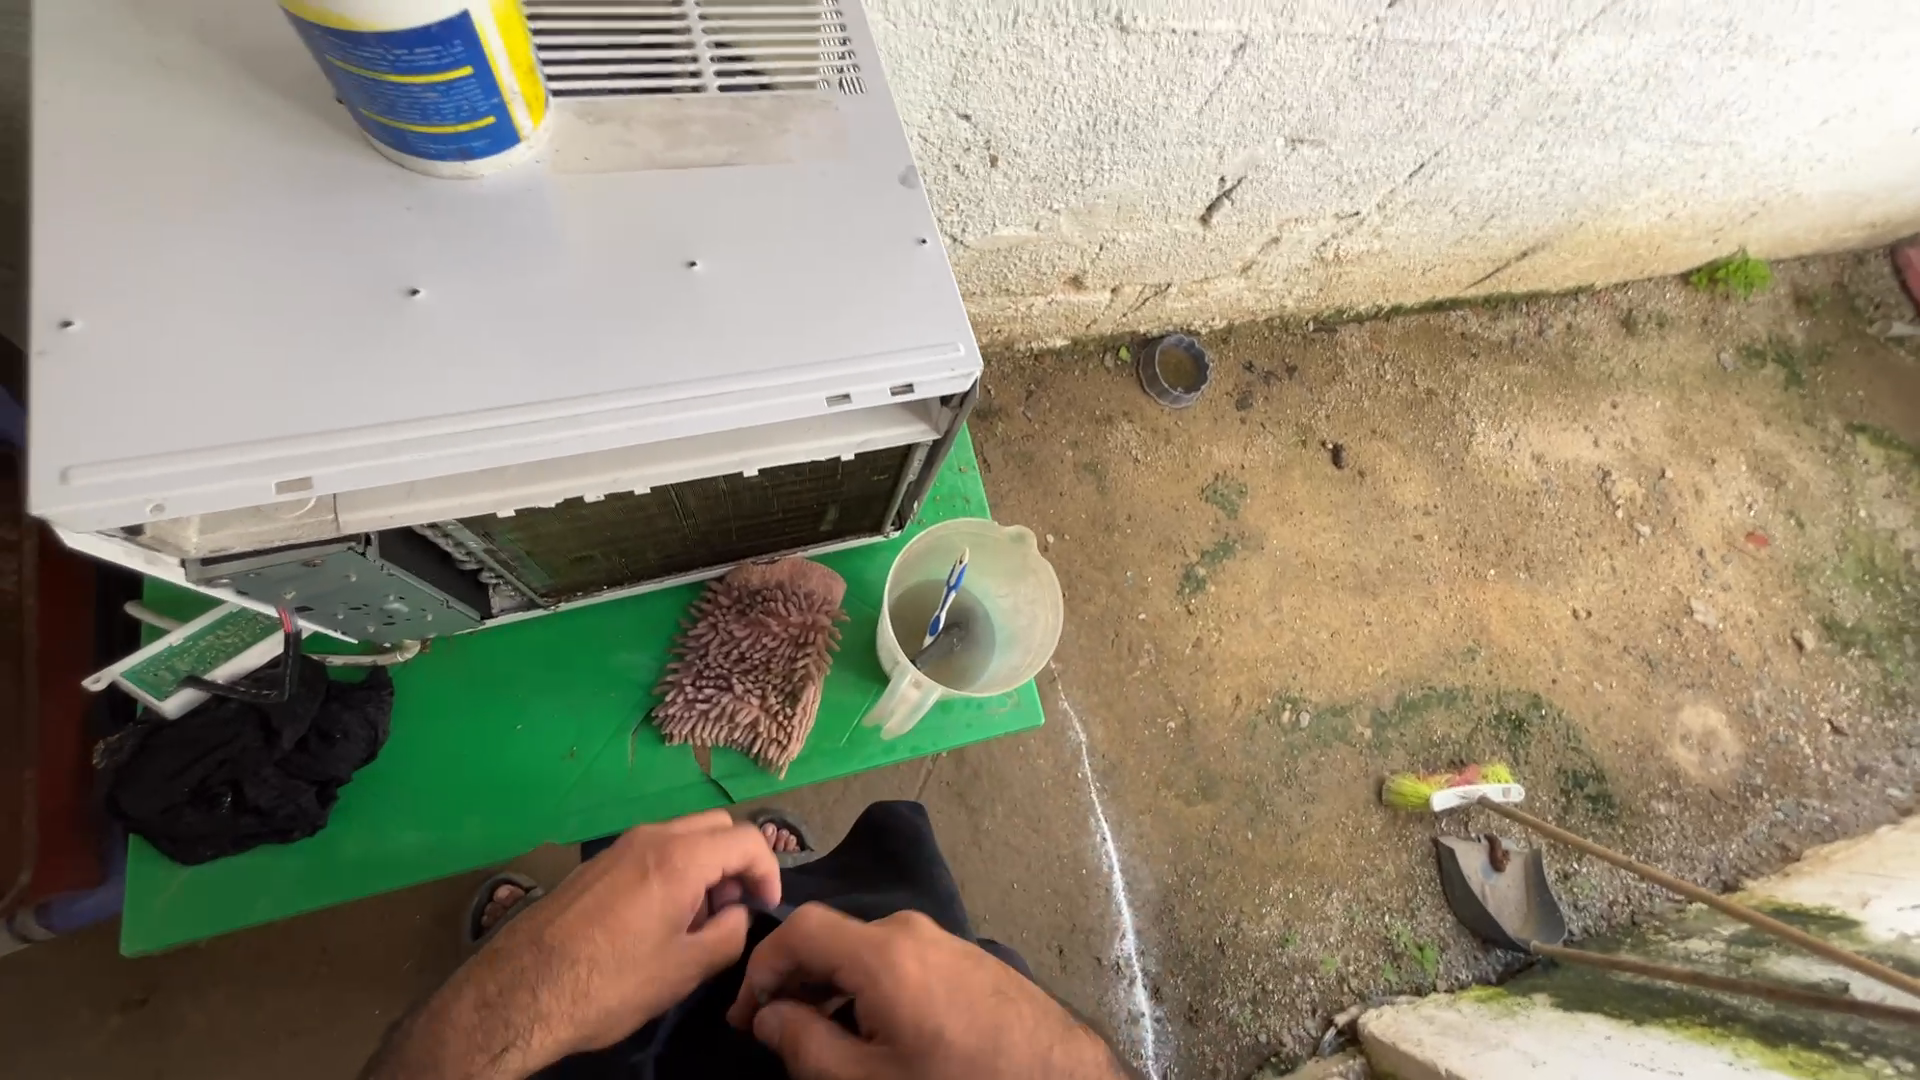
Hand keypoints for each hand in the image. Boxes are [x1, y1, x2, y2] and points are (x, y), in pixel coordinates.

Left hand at [373, 810, 779, 1078]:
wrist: (513, 996)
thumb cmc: (607, 984)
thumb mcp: (683, 970)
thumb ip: (729, 934)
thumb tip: (737, 914)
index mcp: (682, 856)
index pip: (748, 838)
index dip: (768, 870)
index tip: (765, 907)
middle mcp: (654, 836)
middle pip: (718, 826)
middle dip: (737, 861)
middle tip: (733, 908)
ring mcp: (621, 845)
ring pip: (685, 835)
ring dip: (705, 865)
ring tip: (695, 918)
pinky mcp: (597, 863)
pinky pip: (654, 849)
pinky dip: (675, 869)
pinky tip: (655, 918)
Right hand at [727, 904, 1128, 1079]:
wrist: (1055, 1077)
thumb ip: (807, 1044)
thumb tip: (768, 1014)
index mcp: (881, 950)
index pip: (801, 927)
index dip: (762, 966)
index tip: (743, 1015)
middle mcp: (907, 928)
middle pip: (832, 936)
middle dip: (793, 979)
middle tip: (771, 1032)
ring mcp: (939, 936)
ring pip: (862, 948)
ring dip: (829, 985)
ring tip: (816, 1035)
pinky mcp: (960, 953)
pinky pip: (895, 957)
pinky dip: (864, 984)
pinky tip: (868, 1027)